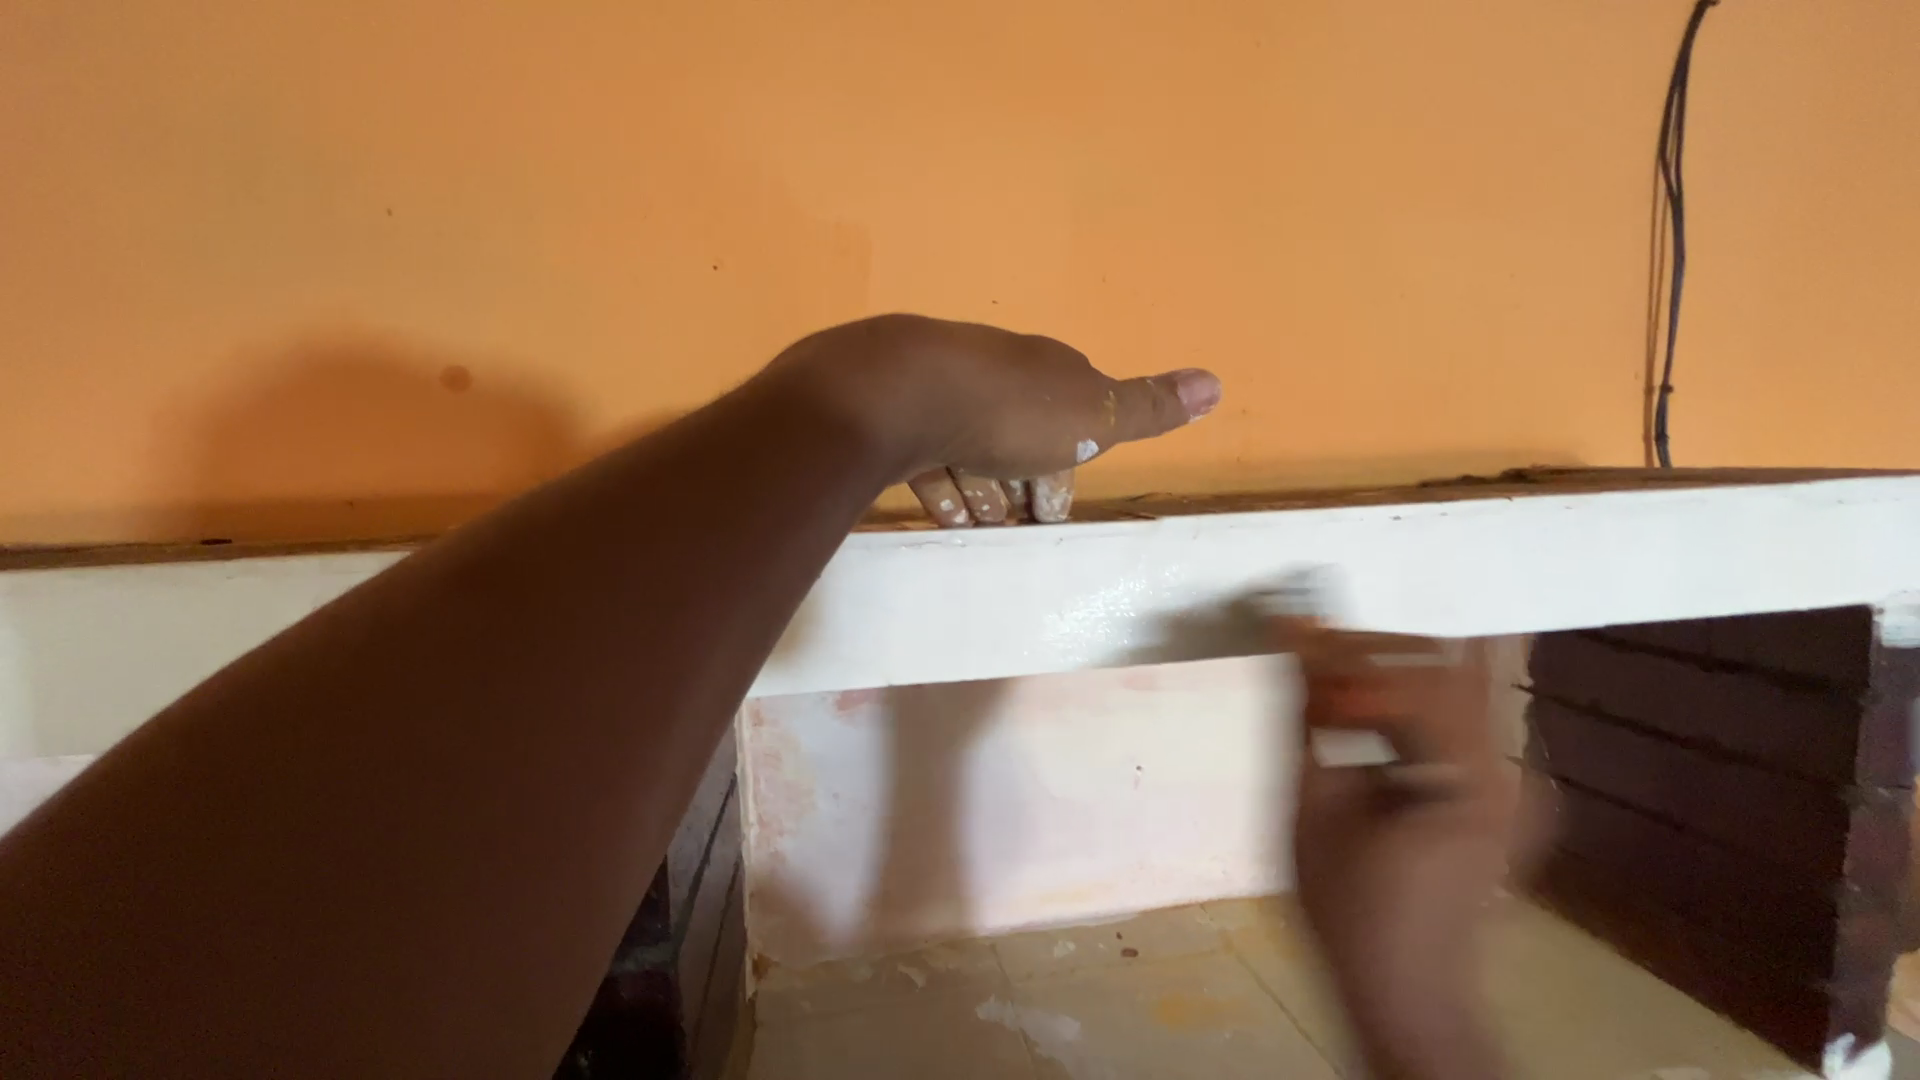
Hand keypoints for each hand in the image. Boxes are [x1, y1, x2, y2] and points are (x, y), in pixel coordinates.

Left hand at [770, 314, 1221, 524]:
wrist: (903, 394)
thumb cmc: (1011, 411)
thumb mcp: (1094, 414)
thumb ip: (1148, 405)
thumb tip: (1217, 382)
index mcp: (1046, 374)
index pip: (1068, 422)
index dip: (1066, 469)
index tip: (1052, 514)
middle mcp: (996, 377)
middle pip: (1017, 441)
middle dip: (1020, 485)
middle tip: (1014, 525)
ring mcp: (942, 395)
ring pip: (970, 452)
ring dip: (979, 493)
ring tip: (978, 527)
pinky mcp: (897, 418)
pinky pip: (927, 460)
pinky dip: (941, 490)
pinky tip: (944, 518)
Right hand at [1285, 630, 1544, 1079]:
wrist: (1410, 990)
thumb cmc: (1347, 906)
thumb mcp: (1310, 806)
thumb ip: (1306, 714)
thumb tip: (1292, 637)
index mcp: (1462, 780)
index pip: (1409, 676)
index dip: (1346, 648)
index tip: (1292, 627)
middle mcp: (1509, 771)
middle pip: (1448, 668)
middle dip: (1375, 648)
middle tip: (1315, 645)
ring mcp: (1520, 783)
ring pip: (1463, 685)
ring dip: (1396, 669)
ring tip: (1336, 674)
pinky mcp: (1513, 794)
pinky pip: (1468, 718)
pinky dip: (1416, 699)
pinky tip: (1372, 705)